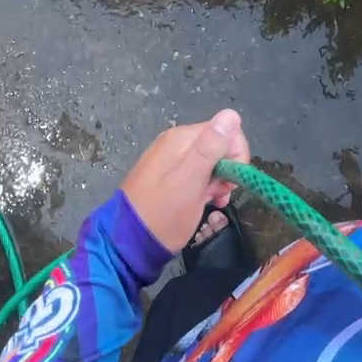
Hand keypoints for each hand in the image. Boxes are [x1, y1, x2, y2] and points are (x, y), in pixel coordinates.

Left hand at [120, 110, 251, 251]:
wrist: (125, 247)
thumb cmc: (162, 216)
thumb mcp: (190, 183)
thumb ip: (210, 148)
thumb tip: (231, 113)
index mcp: (181, 139)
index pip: (226, 130)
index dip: (236, 155)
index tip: (230, 183)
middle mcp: (175, 142)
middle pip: (219, 144)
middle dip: (227, 169)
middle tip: (219, 194)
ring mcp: (170, 159)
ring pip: (211, 160)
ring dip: (218, 180)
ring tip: (211, 201)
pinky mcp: (168, 175)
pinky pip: (197, 172)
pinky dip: (206, 186)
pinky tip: (204, 201)